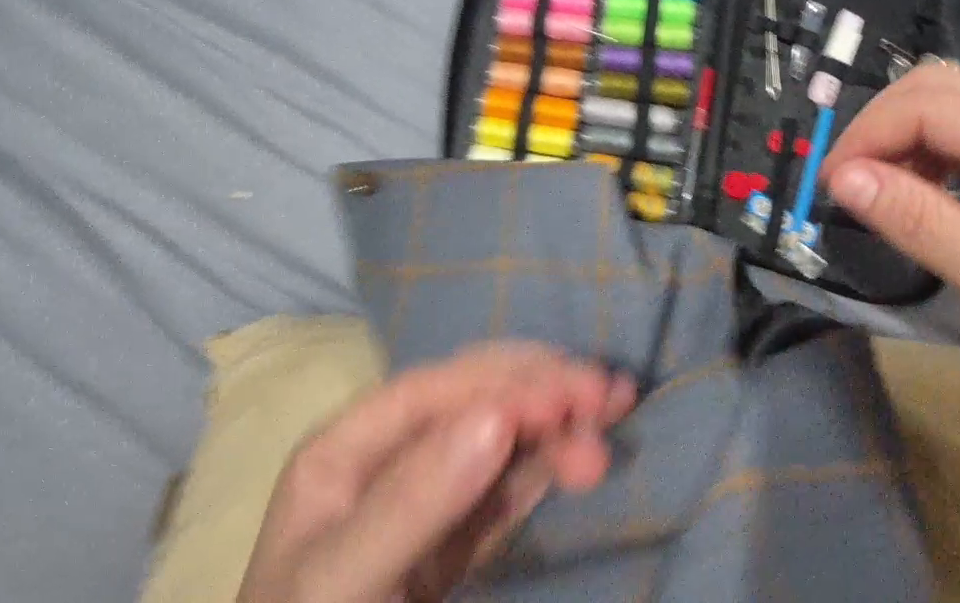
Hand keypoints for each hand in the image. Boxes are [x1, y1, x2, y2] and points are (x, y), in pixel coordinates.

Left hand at [237, 342, 636, 602]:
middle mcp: (391, 461)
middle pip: (476, 404)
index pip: (436, 392)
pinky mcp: (457, 539)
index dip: (506, 381)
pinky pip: (510, 488)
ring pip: (504, 441)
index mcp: (347, 450)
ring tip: (617, 414)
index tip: (572, 392)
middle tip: (615, 395)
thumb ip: (412, 501)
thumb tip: (497, 418)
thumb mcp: (342, 578)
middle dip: (545, 392)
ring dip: (560, 425)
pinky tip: (582, 454)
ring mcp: (429, 499)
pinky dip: (549, 467)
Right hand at [820, 61, 959, 385]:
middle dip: (879, 127)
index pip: (927, 105)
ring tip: (884, 190)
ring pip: (948, 98)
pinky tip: (925, 189)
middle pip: (935, 85)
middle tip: (850, 183)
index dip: (867, 136)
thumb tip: (841, 177)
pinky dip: (929, 147)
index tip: (831, 186)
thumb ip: (915, 219)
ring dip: (903, 135)